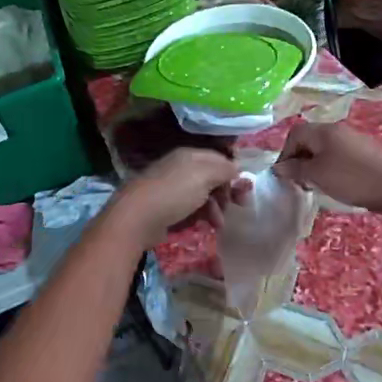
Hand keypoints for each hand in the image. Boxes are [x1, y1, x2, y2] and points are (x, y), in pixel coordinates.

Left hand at [105, 148, 241, 245]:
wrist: (137, 217)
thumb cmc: (174, 192)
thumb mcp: (204, 175)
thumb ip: (224, 169)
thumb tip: (236, 168)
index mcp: (189, 156)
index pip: (218, 158)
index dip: (233, 172)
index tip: (245, 189)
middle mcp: (180, 168)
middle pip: (211, 177)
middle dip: (226, 192)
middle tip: (238, 206)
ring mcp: (172, 188)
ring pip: (202, 195)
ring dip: (215, 208)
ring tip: (219, 223)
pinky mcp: (166, 207)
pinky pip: (190, 208)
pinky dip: (201, 215)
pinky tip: (205, 225)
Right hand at [274, 123, 381, 214]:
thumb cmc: (351, 179)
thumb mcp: (317, 175)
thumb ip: (294, 169)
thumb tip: (279, 168)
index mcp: (323, 130)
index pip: (294, 134)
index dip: (285, 153)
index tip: (285, 175)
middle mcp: (337, 130)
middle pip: (309, 140)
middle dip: (299, 160)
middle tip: (298, 182)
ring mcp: (353, 140)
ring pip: (323, 149)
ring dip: (314, 165)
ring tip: (315, 185)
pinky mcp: (365, 153)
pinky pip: (338, 156)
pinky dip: (330, 168)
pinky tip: (335, 184)